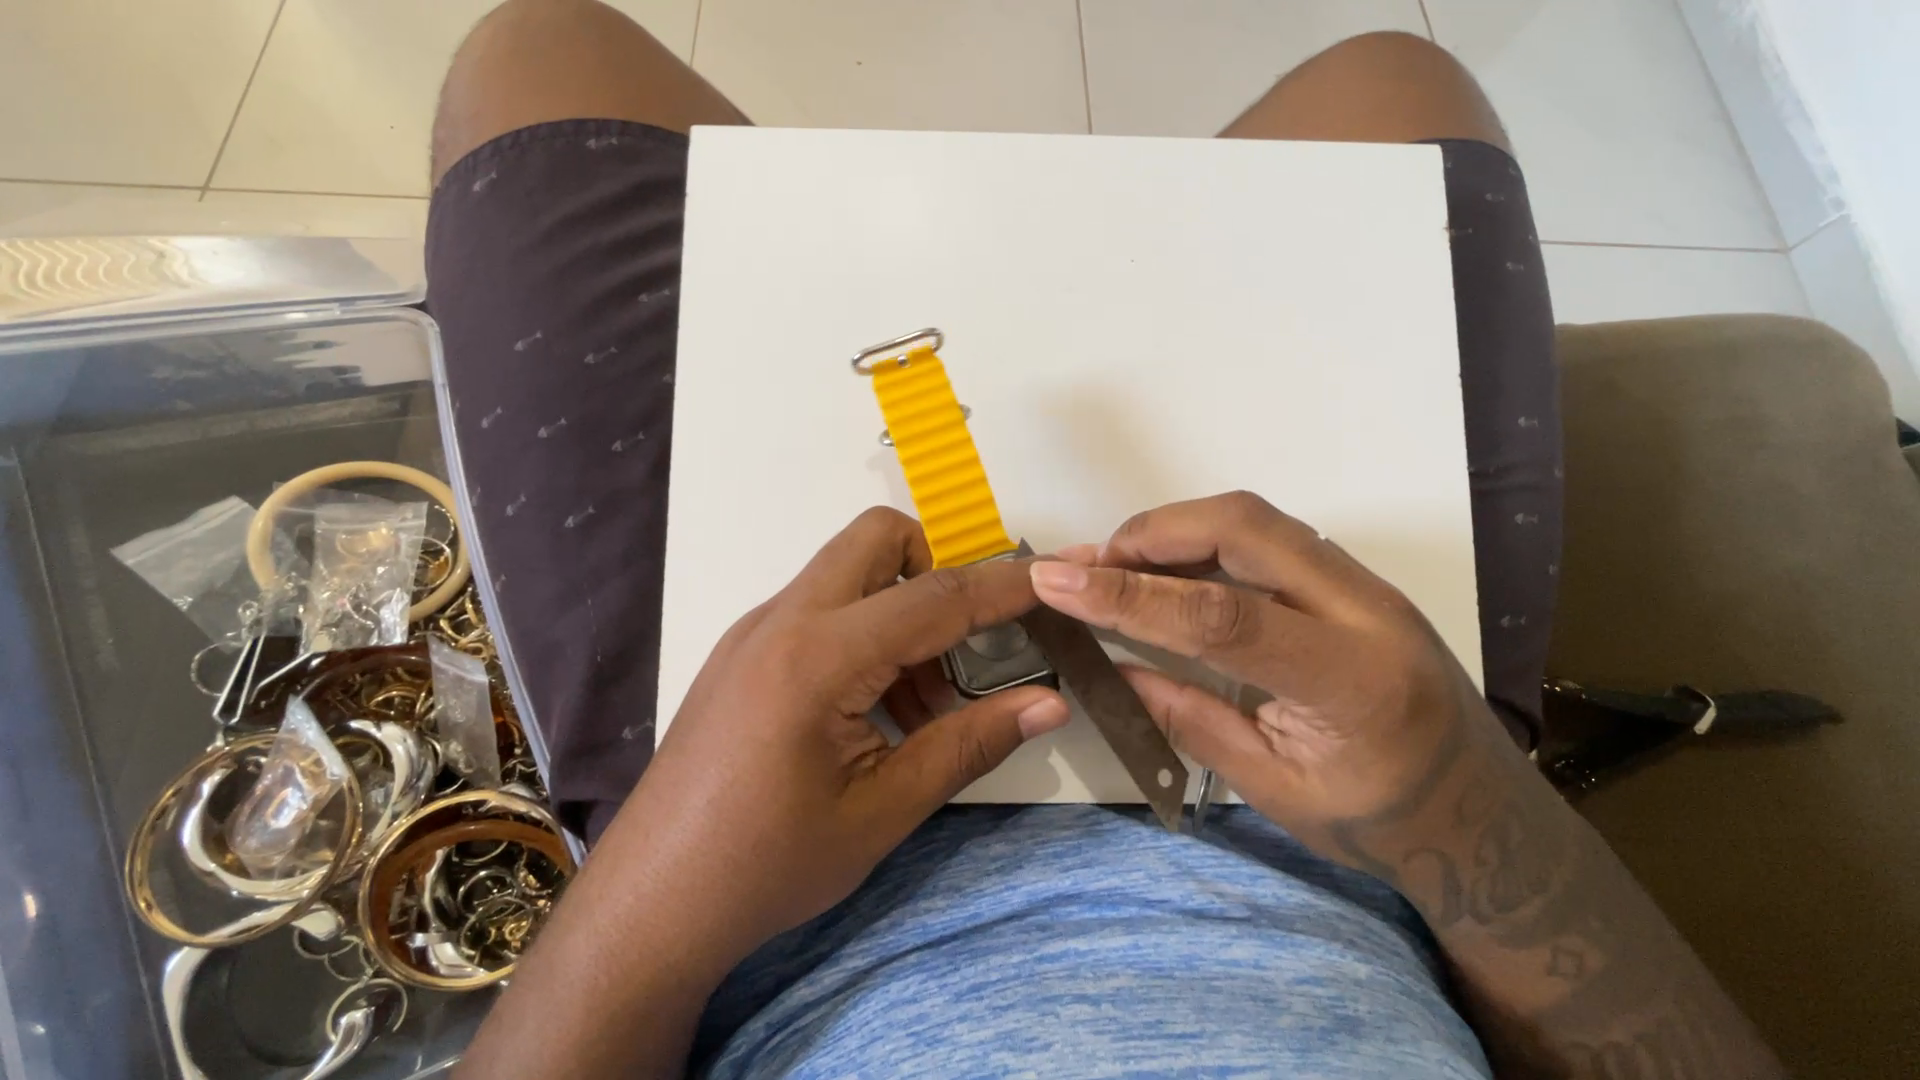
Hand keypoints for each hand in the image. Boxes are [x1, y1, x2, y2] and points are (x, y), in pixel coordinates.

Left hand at [623, 507, 1070, 949]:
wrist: (651, 902)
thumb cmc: (768, 865)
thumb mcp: (883, 811)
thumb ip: (968, 744)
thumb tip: (1049, 704)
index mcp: (818, 657)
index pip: (934, 598)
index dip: (1003, 588)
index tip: (1054, 580)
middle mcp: (781, 621)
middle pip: (876, 539)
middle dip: (937, 569)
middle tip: (964, 646)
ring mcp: (753, 632)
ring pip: (846, 573)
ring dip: (900, 612)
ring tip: (921, 708)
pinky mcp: (741, 654)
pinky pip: (818, 611)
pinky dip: (863, 636)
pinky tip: (872, 716)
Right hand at [1028, 491, 1501, 863]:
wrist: (1482, 814)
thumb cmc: (1380, 821)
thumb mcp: (1275, 789)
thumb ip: (1190, 720)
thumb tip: (1113, 666)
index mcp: (1350, 682)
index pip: (1223, 616)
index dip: (1130, 595)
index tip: (1059, 580)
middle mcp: (1366, 611)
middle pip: (1246, 527)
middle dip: (1153, 533)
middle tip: (1092, 564)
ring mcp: (1366, 586)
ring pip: (1258, 520)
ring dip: (1176, 531)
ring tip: (1117, 566)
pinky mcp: (1354, 580)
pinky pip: (1270, 538)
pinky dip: (1205, 543)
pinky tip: (1168, 574)